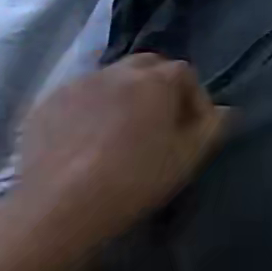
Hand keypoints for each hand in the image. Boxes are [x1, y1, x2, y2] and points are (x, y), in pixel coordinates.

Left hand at [10, 53, 227, 254]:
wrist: (61, 204)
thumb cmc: (136, 179)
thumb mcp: (188, 158)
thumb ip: (211, 128)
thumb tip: (225, 110)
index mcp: (154, 82)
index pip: (185, 72)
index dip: (195, 98)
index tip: (195, 127)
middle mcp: (115, 72)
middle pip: (147, 66)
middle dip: (160, 86)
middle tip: (163, 122)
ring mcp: (76, 85)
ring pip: (111, 78)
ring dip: (126, 95)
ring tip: (126, 131)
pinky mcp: (46, 104)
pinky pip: (81, 96)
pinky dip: (94, 108)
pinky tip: (92, 140)